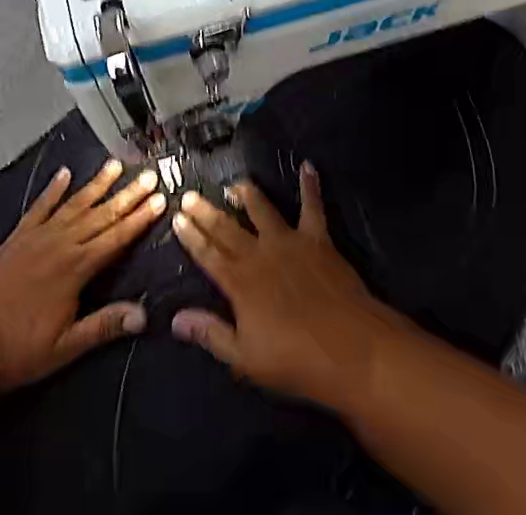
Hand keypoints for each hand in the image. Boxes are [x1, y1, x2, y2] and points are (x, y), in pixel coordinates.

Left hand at [0, 159, 167, 390]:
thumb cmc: (18, 350)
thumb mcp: (66, 347)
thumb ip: (105, 326)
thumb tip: (145, 314)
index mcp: (76, 269)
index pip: (117, 238)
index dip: (141, 218)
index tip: (161, 199)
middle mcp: (60, 245)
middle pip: (101, 215)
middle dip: (128, 195)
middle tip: (149, 175)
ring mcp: (36, 238)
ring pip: (73, 205)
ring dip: (96, 185)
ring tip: (114, 165)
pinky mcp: (15, 239)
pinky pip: (38, 208)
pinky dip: (52, 190)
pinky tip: (63, 174)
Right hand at [170, 162, 406, 406]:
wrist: (349, 346)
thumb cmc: (295, 358)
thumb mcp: (244, 357)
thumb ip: (210, 333)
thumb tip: (175, 318)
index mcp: (239, 282)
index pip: (207, 253)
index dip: (191, 236)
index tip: (177, 218)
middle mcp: (260, 253)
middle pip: (227, 227)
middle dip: (206, 211)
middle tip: (190, 195)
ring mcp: (290, 241)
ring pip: (263, 209)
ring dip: (247, 194)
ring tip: (234, 183)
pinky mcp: (318, 239)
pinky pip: (313, 206)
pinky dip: (310, 185)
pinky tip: (308, 167)